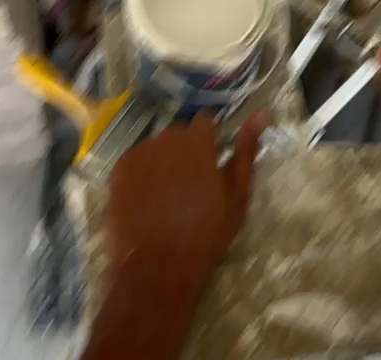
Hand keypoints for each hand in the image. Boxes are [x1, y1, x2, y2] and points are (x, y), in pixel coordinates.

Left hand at [106, 112, 262, 282]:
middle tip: (191, 183)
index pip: (205, 120)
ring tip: (167, 195)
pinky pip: (136, 161)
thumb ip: (246, 151)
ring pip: (157, 147)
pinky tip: (147, 200)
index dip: (210, 137)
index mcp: (197, 141)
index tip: (212, 158)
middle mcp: (166, 137)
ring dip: (163, 161)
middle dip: (186, 150)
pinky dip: (142, 174)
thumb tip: (260, 112)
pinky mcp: (119, 169)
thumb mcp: (236, 196)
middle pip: (179, 134)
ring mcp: (139, 152)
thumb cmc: (204, 235)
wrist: (157, 269)